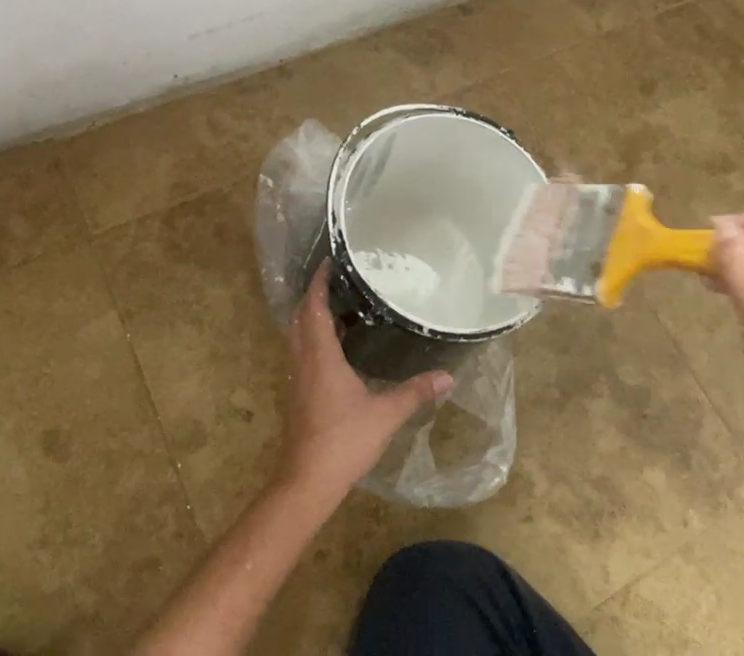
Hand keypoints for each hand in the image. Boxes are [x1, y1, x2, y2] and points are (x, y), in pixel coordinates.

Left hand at [276, 262, 453, 498]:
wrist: (306, 481)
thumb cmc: (343, 441)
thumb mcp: (386, 415)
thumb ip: (415, 392)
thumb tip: (447, 376)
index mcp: (320, 356)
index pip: (314, 308)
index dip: (319, 283)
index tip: (329, 263)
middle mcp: (303, 361)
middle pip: (300, 318)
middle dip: (314, 297)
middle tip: (338, 282)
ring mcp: (296, 379)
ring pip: (298, 337)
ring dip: (312, 318)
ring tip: (340, 309)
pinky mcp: (297, 396)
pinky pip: (301, 355)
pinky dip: (313, 340)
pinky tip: (335, 351)